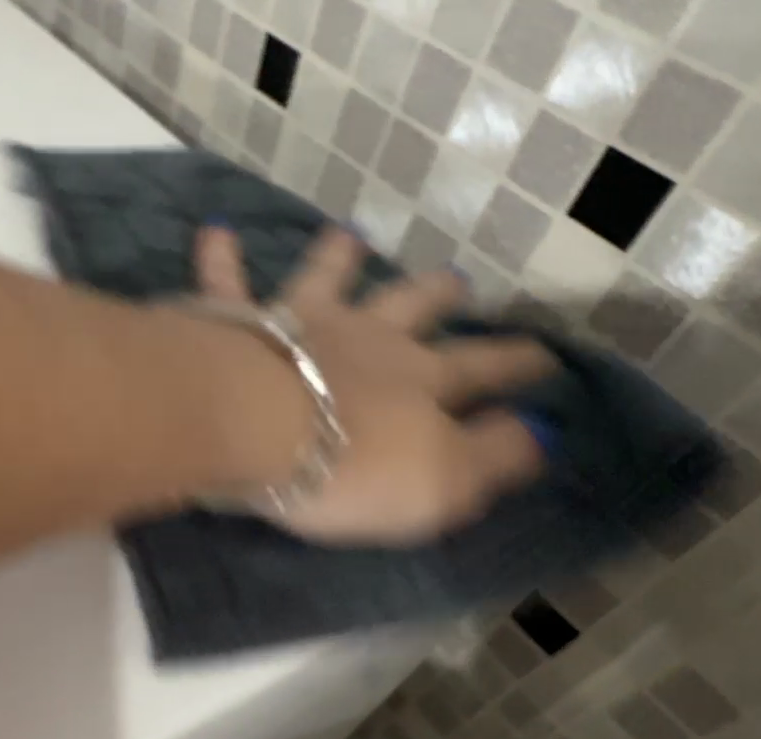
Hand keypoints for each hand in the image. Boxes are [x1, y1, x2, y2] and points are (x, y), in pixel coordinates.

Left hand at [196, 226, 553, 543]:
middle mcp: (365, 340)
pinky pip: (226, 286)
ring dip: (339, 256)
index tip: (545, 355)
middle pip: (411, 309)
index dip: (514, 364)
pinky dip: (221, 260)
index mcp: (419, 382)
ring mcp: (300, 324)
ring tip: (350, 233)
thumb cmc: (351, 467)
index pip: (480, 370)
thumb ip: (493, 457)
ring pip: (327, 279)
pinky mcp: (238, 326)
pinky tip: (216, 233)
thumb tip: (541, 433)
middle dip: (438, 296)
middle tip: (458, 280)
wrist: (258, 428)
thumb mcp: (443, 482)